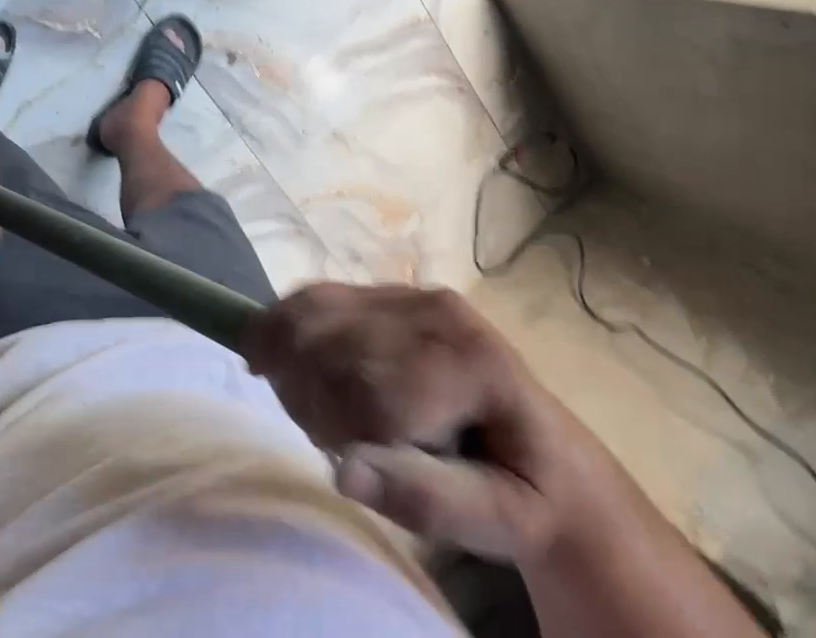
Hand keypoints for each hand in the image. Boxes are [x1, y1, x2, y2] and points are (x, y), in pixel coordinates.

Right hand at [243, 283, 639, 563]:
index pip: (368, 394)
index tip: (355, 467)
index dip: (343, 437)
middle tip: (335, 442)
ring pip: (309, 317)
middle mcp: (438, 313)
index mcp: (474, 365)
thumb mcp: (496, 523)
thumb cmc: (522, 496)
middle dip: (312, 405)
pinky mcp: (387, 292)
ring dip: (292, 371)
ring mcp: (410, 295)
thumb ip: (427, 500)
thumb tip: (345, 471)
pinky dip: (277, 330)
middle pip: (329, 348)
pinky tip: (269, 360)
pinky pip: (309, 299)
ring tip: (321, 411)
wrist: (546, 453)